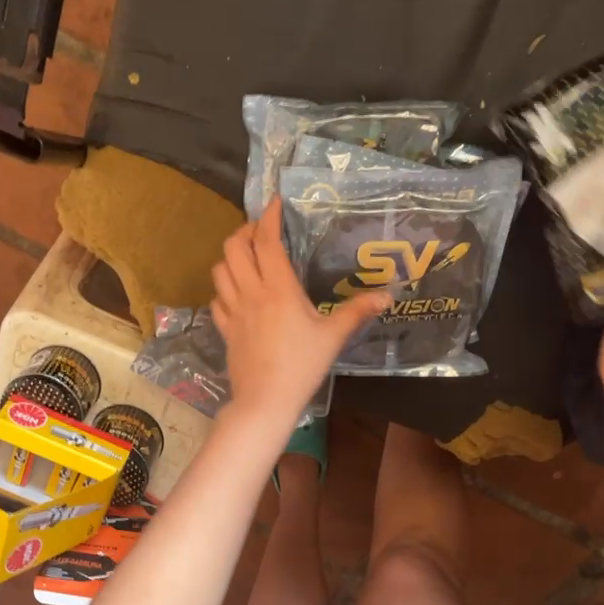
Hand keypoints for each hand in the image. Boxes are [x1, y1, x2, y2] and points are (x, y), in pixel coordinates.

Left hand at [211, 198, 388, 419]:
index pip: (267, 241)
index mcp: (279, 289)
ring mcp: (234, 312)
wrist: (265, 401)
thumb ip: (356, 312)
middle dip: (245, 232)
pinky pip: (217, 299)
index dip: (269, 217)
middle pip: (234, 248)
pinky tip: (236, 293)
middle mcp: (251, 294)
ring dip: (231, 257)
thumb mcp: (333, 338)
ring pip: (220, 270)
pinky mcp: (225, 330)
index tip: (275, 204)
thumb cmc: (301, 367)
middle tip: (262, 233)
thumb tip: (387, 296)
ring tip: (247, 259)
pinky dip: (224, 288)